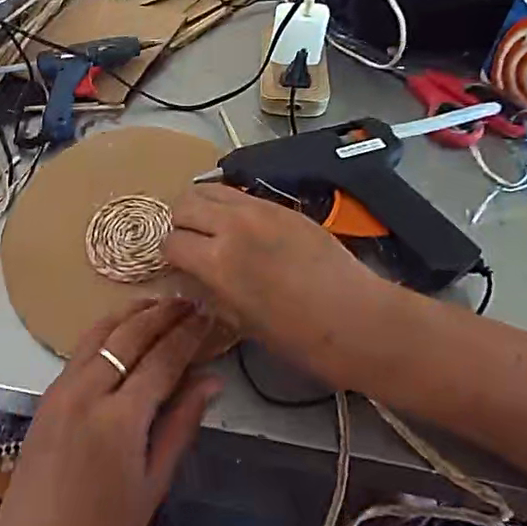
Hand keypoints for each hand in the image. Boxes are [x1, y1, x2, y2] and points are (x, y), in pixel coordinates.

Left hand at [0, 299, 222, 525]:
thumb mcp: (153, 483)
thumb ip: (181, 424)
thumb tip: (211, 380)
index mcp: (120, 419)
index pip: (162, 359)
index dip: (188, 334)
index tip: (209, 315)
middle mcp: (87, 392)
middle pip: (129, 336)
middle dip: (161, 314)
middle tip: (188, 300)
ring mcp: (61, 389)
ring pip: (99, 334)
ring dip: (130, 314)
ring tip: (158, 303)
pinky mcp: (47, 393)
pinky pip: (80, 350)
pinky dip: (105, 331)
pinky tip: (121, 330)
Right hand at [163, 184, 391, 389]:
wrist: (359, 321)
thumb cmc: (298, 336)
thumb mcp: (240, 321)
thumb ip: (210, 290)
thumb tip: (194, 276)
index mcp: (217, 261)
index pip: (170, 241)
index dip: (168, 255)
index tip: (176, 265)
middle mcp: (233, 225)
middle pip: (184, 204)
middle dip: (179, 223)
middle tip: (188, 242)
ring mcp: (261, 210)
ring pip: (210, 189)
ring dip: (202, 206)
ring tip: (210, 227)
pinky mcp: (284, 207)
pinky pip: (243, 195)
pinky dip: (231, 206)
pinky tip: (242, 227)